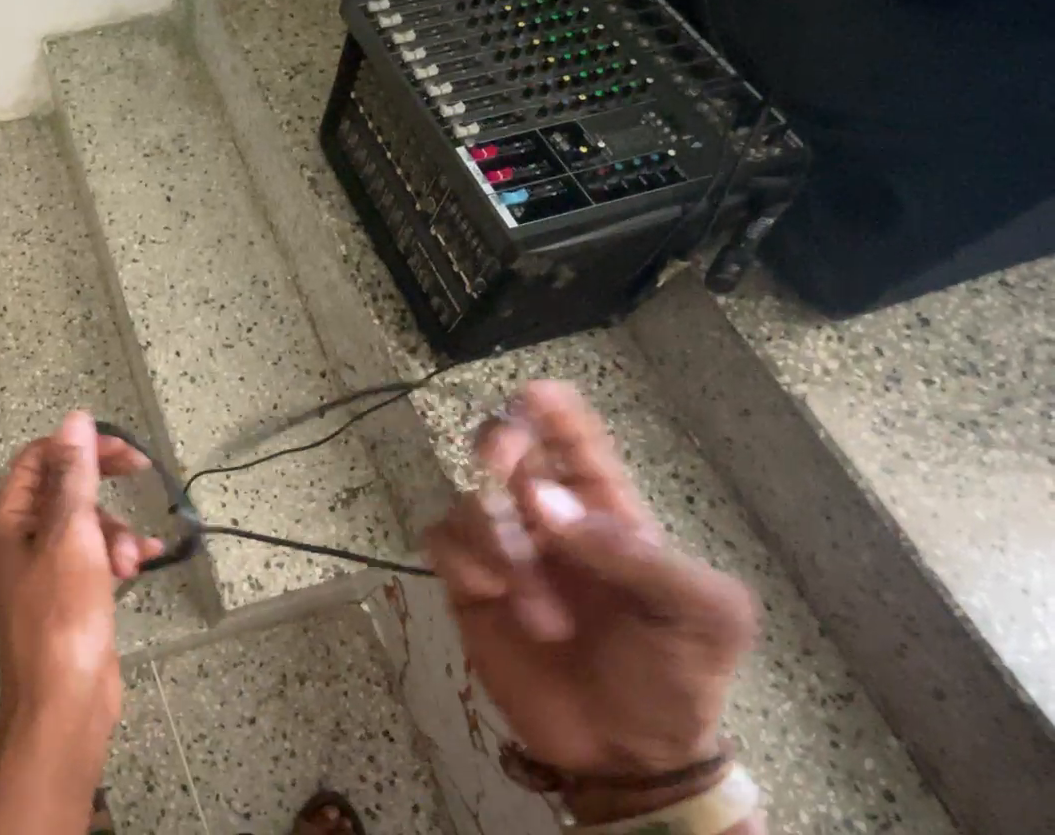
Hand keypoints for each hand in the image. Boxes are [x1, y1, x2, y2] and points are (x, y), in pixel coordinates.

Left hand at [0, 412, 161, 834]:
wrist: (65, 702)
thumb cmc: (62, 614)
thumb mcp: (71, 534)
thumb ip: (75, 475)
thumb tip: (75, 419)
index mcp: (7, 519)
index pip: (39, 458)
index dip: (78, 446)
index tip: (122, 449)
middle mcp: (19, 537)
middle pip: (63, 486)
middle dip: (101, 481)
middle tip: (141, 470)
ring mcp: (43, 566)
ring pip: (84, 522)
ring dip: (114, 529)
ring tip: (132, 559)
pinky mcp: (68, 591)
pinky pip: (93, 554)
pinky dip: (116, 554)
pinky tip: (141, 566)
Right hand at [424, 382, 756, 821]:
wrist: (621, 750)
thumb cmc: (673, 677)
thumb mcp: (702, 618)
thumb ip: (641, 558)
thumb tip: (546, 507)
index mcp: (608, 512)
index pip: (577, 440)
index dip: (554, 409)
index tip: (535, 393)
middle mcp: (548, 518)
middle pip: (506, 445)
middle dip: (500, 441)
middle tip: (503, 463)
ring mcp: (504, 547)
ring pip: (471, 498)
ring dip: (499, 544)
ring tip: (541, 613)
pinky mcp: (467, 579)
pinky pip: (442, 539)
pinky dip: (465, 559)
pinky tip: (498, 599)